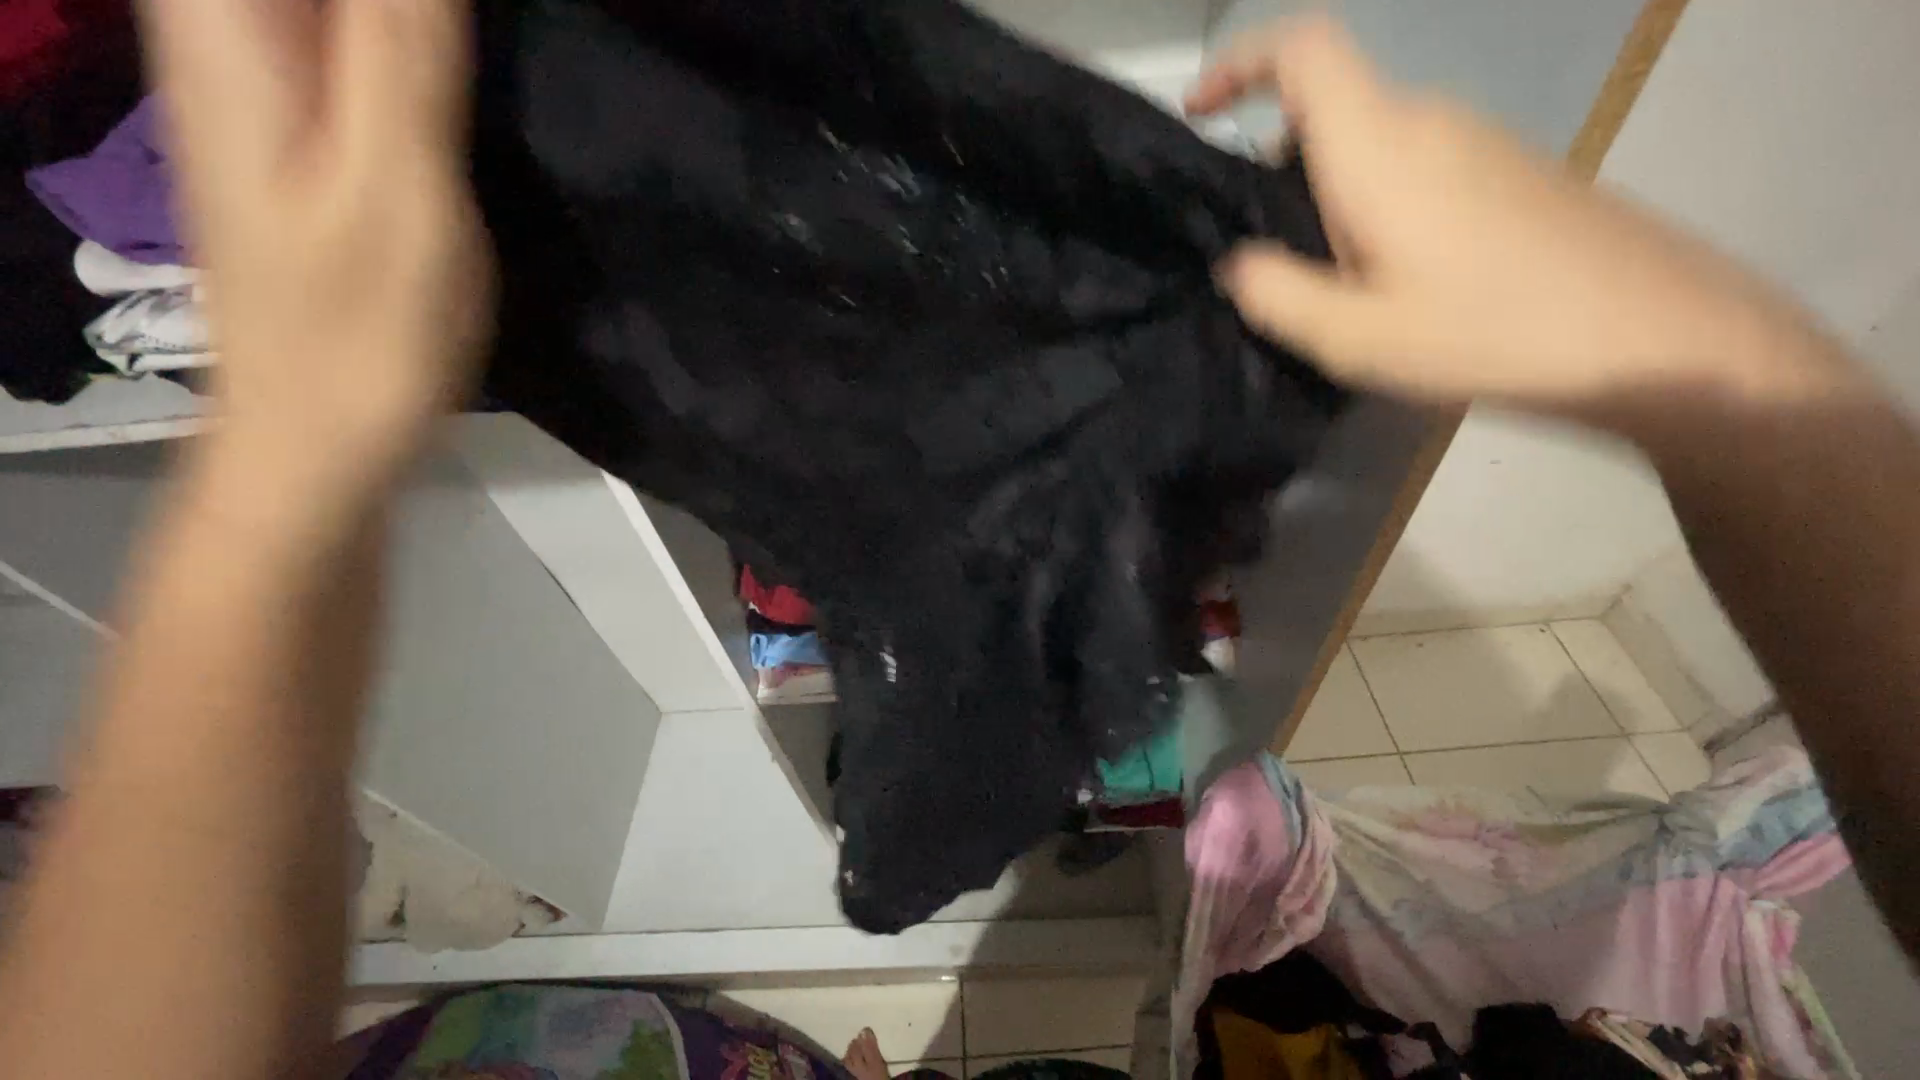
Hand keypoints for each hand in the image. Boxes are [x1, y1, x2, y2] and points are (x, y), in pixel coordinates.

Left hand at [138, 0, 492, 478]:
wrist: (317, 438)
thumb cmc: (358, 331)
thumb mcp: (397, 187)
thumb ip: (402, 43)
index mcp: (230, 26)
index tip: (452, 16)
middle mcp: (230, 30)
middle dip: (417, 6)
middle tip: (490, 33)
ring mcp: (271, 79)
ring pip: (337, 3)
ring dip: (419, 19)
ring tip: (491, 41)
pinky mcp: (315, 126)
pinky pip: (354, 32)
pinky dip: (413, 31)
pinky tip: (459, 47)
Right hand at [1188, 18, 1840, 417]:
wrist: (1660, 337)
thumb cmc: (1494, 332)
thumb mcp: (1357, 337)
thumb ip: (1278, 295)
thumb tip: (1238, 264)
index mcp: (1380, 147)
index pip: (1304, 51)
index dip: (1240, 63)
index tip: (1199, 112)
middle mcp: (1429, 122)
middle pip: (1331, 109)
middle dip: (1279, 167)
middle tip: (1270, 257)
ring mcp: (1479, 142)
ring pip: (1372, 145)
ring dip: (1329, 197)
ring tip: (1332, 287)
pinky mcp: (1510, 172)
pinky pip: (1416, 167)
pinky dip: (1376, 206)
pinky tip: (1395, 285)